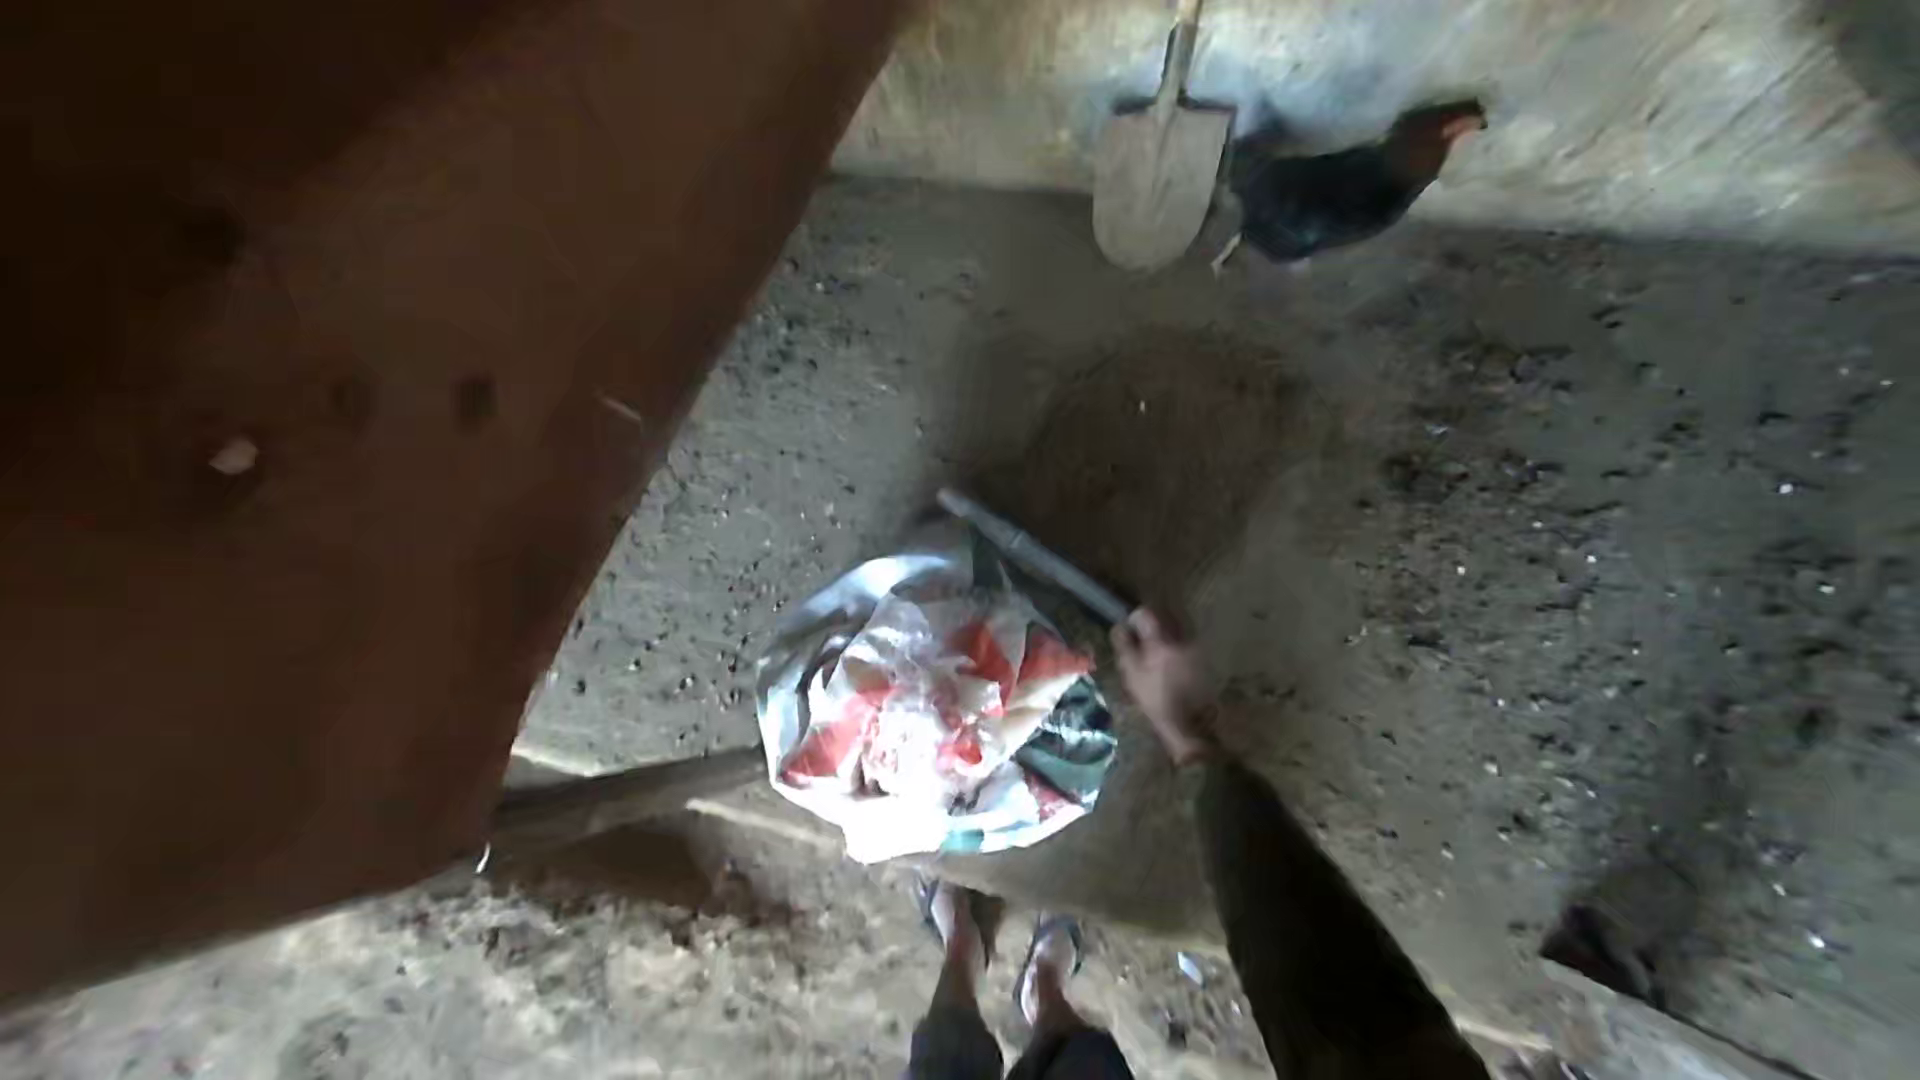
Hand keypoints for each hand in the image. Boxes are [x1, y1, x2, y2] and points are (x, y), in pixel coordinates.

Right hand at [1109, 608, 1218, 766]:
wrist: (1186, 722)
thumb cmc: (1154, 698)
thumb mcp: (1131, 673)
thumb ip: (1124, 644)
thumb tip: (1120, 626)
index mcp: (1161, 641)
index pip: (1146, 613)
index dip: (1134, 618)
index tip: (1130, 630)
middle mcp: (1182, 638)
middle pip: (1164, 615)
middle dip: (1151, 623)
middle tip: (1141, 640)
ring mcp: (1195, 646)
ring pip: (1176, 627)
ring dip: (1164, 633)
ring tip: (1155, 651)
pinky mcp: (1203, 656)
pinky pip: (1185, 640)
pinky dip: (1175, 644)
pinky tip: (1169, 661)